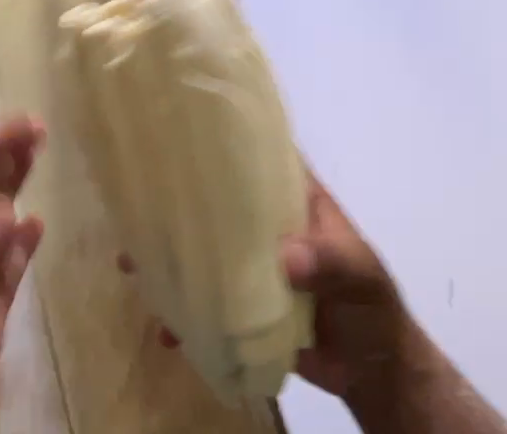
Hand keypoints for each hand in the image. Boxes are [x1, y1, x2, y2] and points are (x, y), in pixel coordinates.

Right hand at [116, 167, 417, 400]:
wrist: (374, 370)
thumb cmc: (372, 304)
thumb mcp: (359, 274)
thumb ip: (329, 263)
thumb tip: (285, 257)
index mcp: (295, 200)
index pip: (257, 157)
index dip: (223, 143)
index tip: (177, 137)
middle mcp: (267, 226)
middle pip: (217, 206)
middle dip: (176, 207)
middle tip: (135, 209)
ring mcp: (253, 267)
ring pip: (204, 254)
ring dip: (170, 261)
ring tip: (131, 266)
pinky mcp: (245, 309)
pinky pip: (208, 305)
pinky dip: (186, 317)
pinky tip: (167, 330)